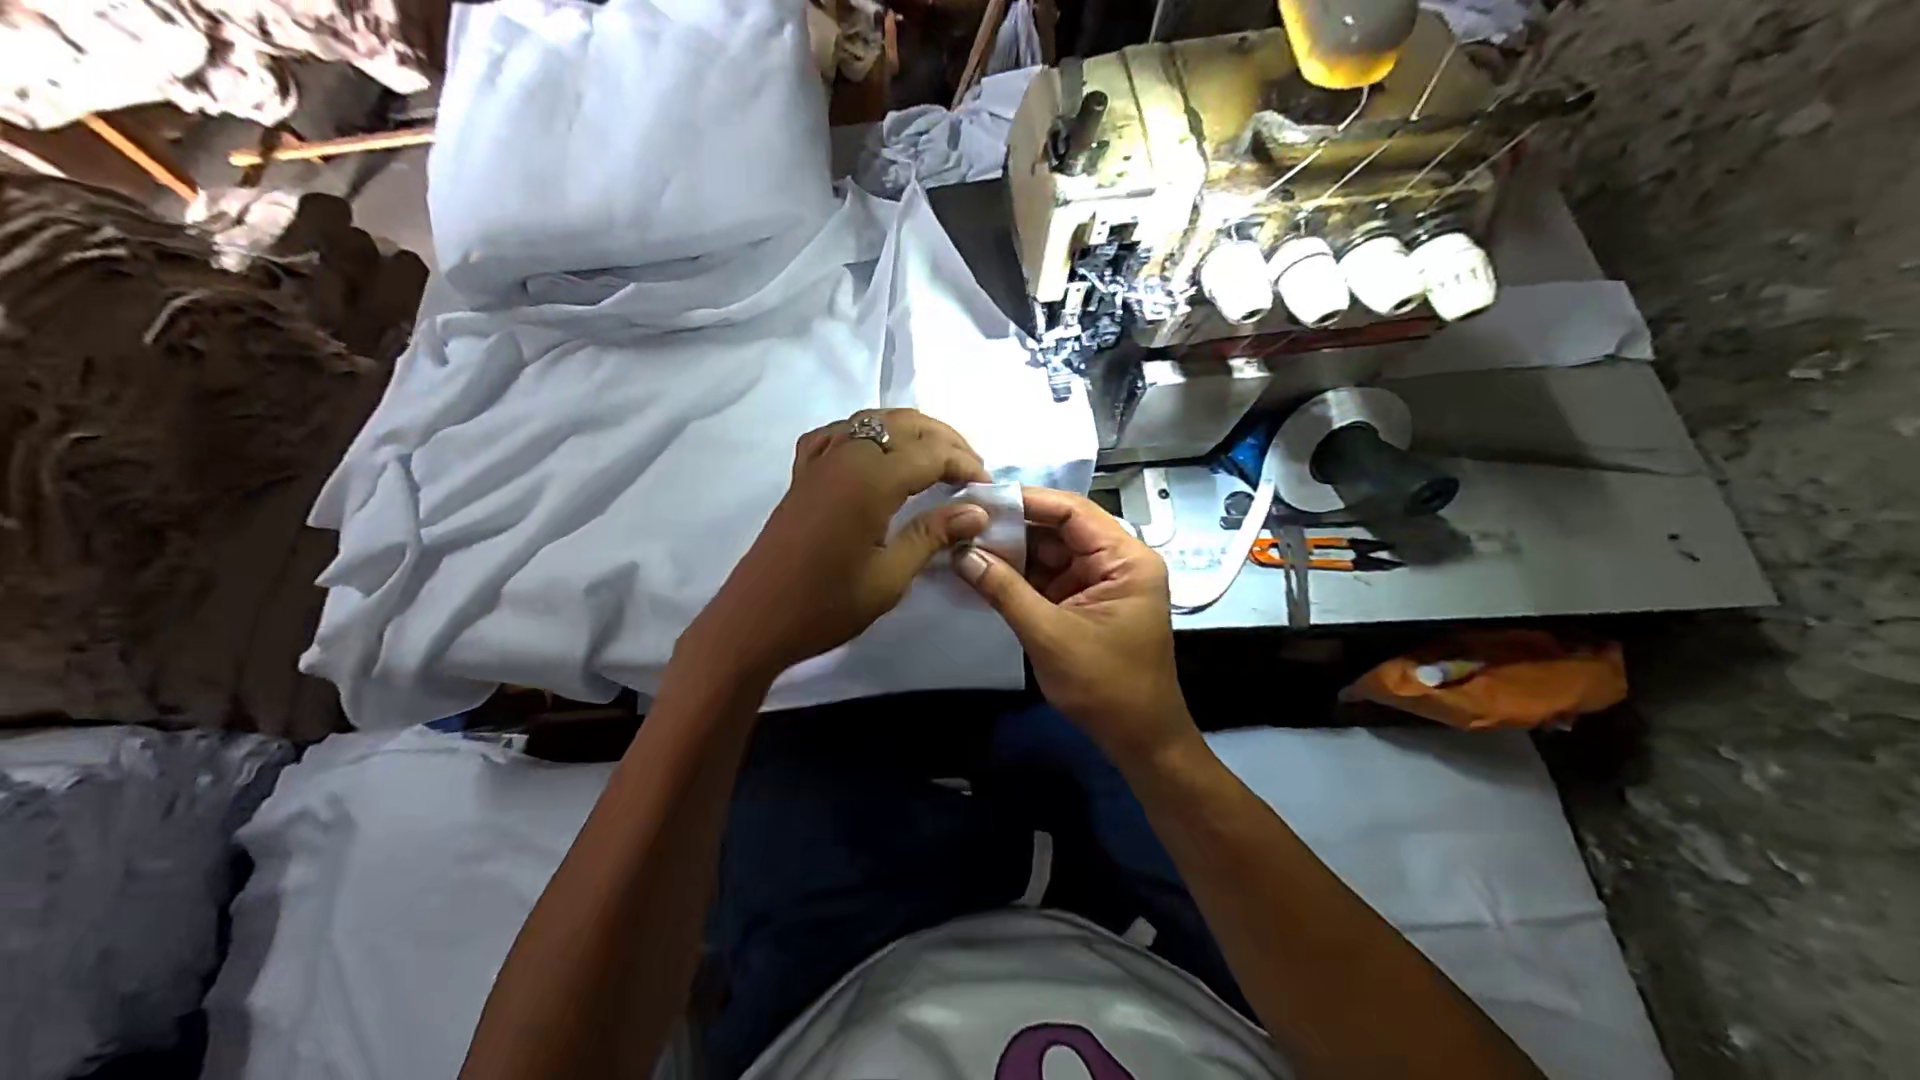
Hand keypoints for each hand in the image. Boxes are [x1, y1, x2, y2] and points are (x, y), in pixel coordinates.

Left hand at [687, 409, 992, 677]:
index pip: (930, 453)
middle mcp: (843, 456)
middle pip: (904, 425)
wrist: (755, 621)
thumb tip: (978, 511)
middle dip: (945, 440)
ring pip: (871, 421)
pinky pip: (837, 435)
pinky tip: (875, 451)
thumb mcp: (890, 577)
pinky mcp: (802, 475)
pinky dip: (865, 433)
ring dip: (910, 432)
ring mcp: (818, 462)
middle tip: (972, 469)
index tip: (988, 488)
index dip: (965, 465)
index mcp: (868, 479)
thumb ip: (933, 535)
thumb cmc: (825, 605)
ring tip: (937, 458)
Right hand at [956, 487, 1197, 768]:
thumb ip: (1004, 590)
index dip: (1026, 501)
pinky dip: (1017, 577)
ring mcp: (1098, 583)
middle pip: (1058, 530)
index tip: (980, 499)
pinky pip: (1047, 579)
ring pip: (1049, 554)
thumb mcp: (1050, 635)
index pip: (1072, 511)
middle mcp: (1115, 562)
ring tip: (963, 543)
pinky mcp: (1083, 603)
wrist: (1138, 739)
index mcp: (1126, 559)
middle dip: (1011, 528)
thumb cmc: (1106, 686)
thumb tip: (961, 553)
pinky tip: (981, 570)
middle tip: (962, 521)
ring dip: (1010, 552)